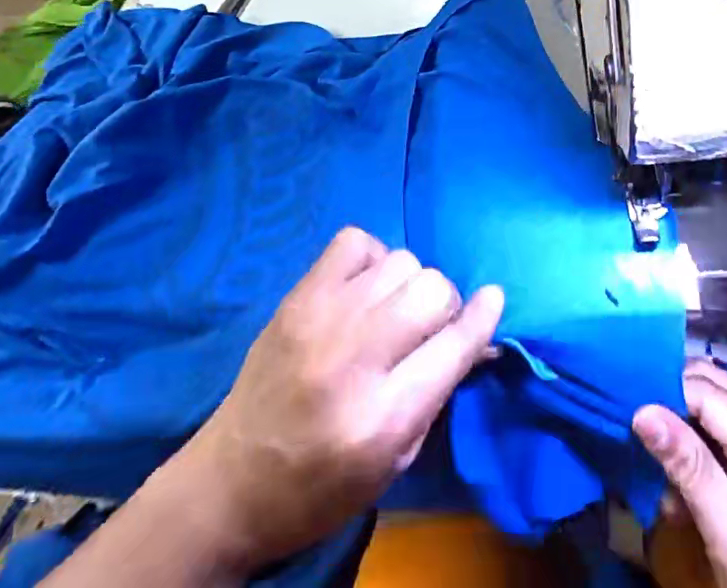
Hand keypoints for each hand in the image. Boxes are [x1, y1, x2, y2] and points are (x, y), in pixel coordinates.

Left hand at [189, 227, 504, 570]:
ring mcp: (321, 317)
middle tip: (428, 330)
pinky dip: (371, 258)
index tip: (494, 301)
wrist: (233, 479)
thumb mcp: (396, 459)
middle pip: (432, 290)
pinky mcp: (296, 296)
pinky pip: (355, 240)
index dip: (483, 319)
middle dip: (444, 307)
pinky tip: (363, 288)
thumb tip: (479, 336)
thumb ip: (440, 389)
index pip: (454, 344)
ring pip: (401, 261)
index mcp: (384, 416)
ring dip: (409, 285)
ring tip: (392, 311)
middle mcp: (354, 357)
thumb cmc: (323, 485)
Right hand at [635, 360, 726, 587]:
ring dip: (684, 427)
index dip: (660, 393)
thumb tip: (641, 410)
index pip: (703, 389)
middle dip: (669, 404)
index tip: (622, 411)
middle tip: (635, 435)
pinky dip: (703, 446)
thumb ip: (689, 470)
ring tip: (660, 470)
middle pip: (713, 385)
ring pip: (719, 404)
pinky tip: (687, 485)